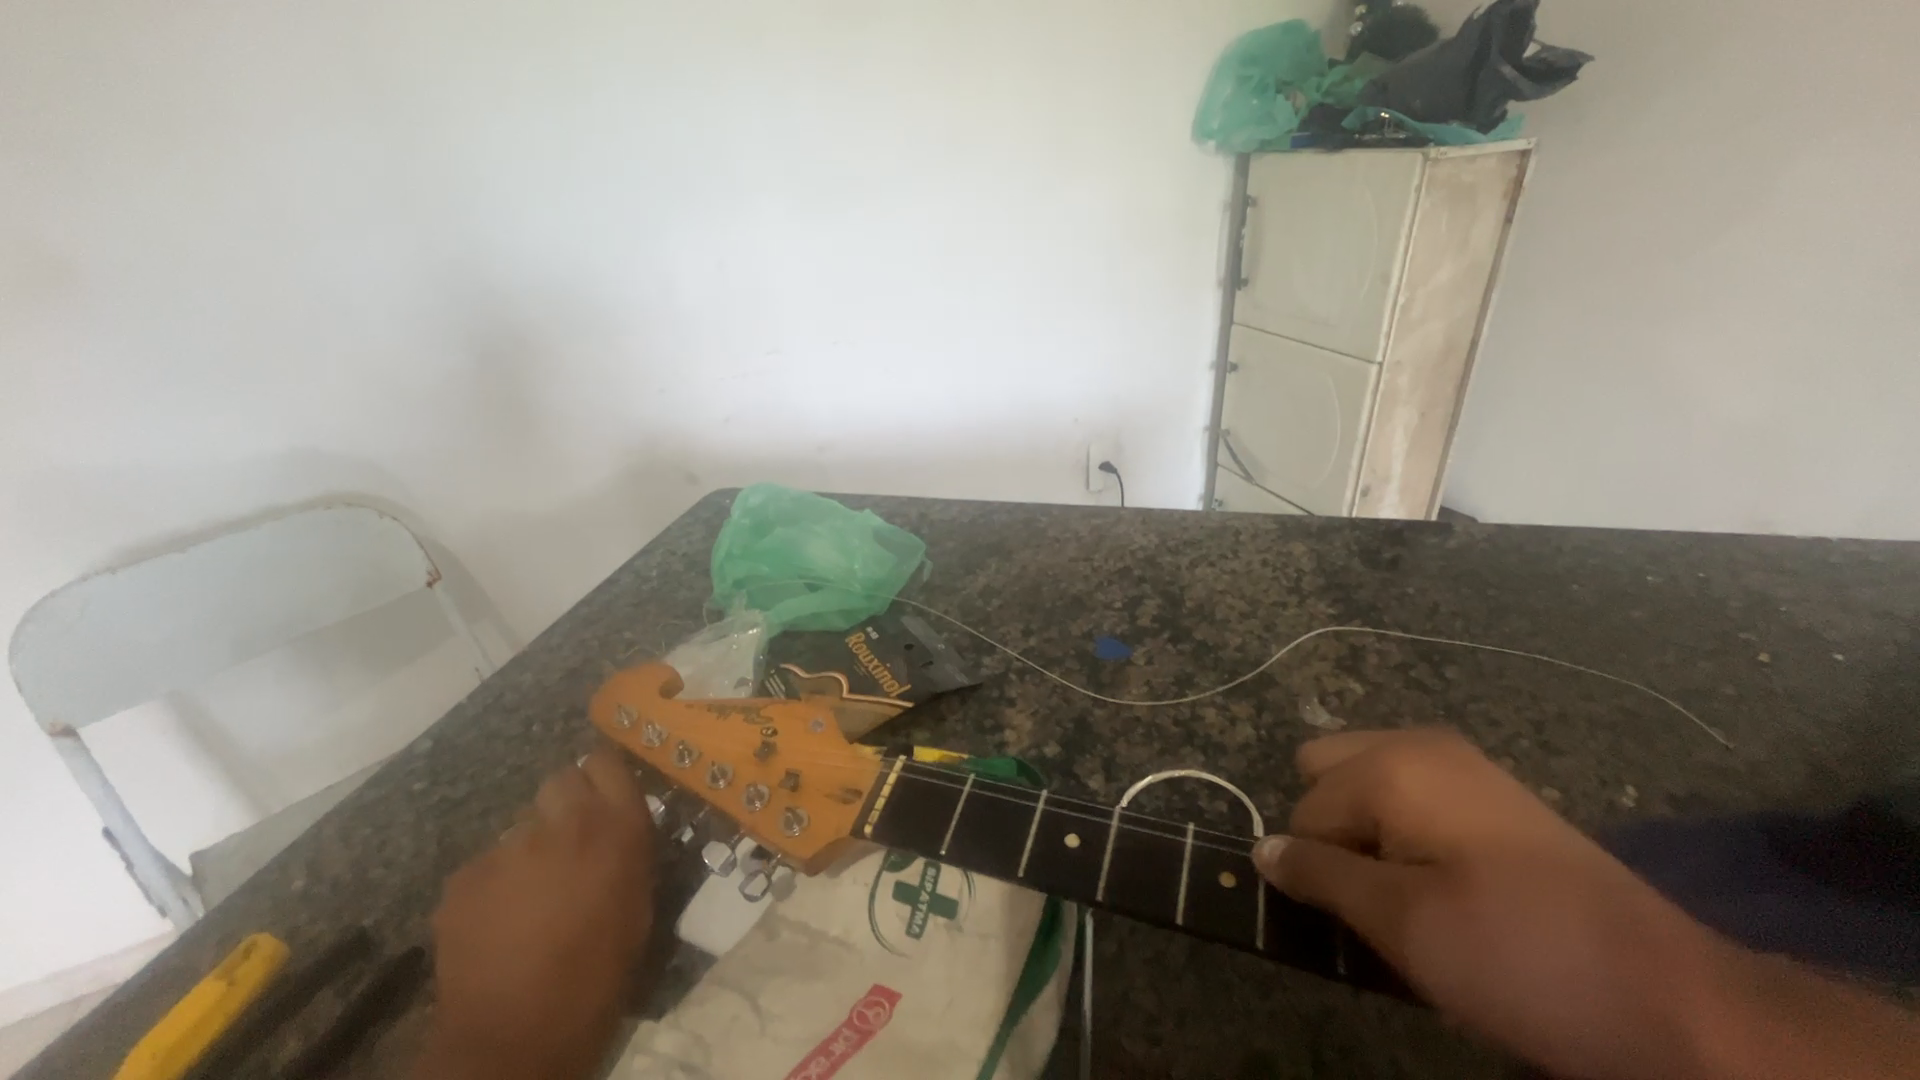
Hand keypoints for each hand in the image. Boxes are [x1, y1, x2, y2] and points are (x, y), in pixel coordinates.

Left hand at [414, 746, 656, 1079]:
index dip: (602, 776)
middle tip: (567, 846)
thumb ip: (628, 852)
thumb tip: (618, 827)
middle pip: (560, 780)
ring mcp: (508, 846)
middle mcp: (564, 823)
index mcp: (617, 828)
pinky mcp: (464, 876)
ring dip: (529, 849)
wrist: (517, 1035)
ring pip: (521, 826)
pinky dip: (495, 884)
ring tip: (530, 898)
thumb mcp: (638, 904)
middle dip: (564, 805)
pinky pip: (487, 863)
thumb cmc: (600, 975)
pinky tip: (499, 922)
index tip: (603, 795)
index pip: (606, 761)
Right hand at [1252, 729, 1918, 1079]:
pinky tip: (1444, 889)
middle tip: (1370, 897)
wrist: (1673, 999)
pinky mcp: (1496, 799)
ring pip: (1368, 788)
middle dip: (1330, 832)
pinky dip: (1405, 839)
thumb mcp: (1401, 923)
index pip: (1303, 812)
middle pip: (1324, 773)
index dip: (1314, 867)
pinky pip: (1413, 801)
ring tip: (1407, 900)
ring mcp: (1465, 767)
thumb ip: (1319, 876)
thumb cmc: (1518, 954)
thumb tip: (1260, 849)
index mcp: (1392, 765)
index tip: (1347, 919)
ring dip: (1367, 839)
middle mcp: (1422, 746)